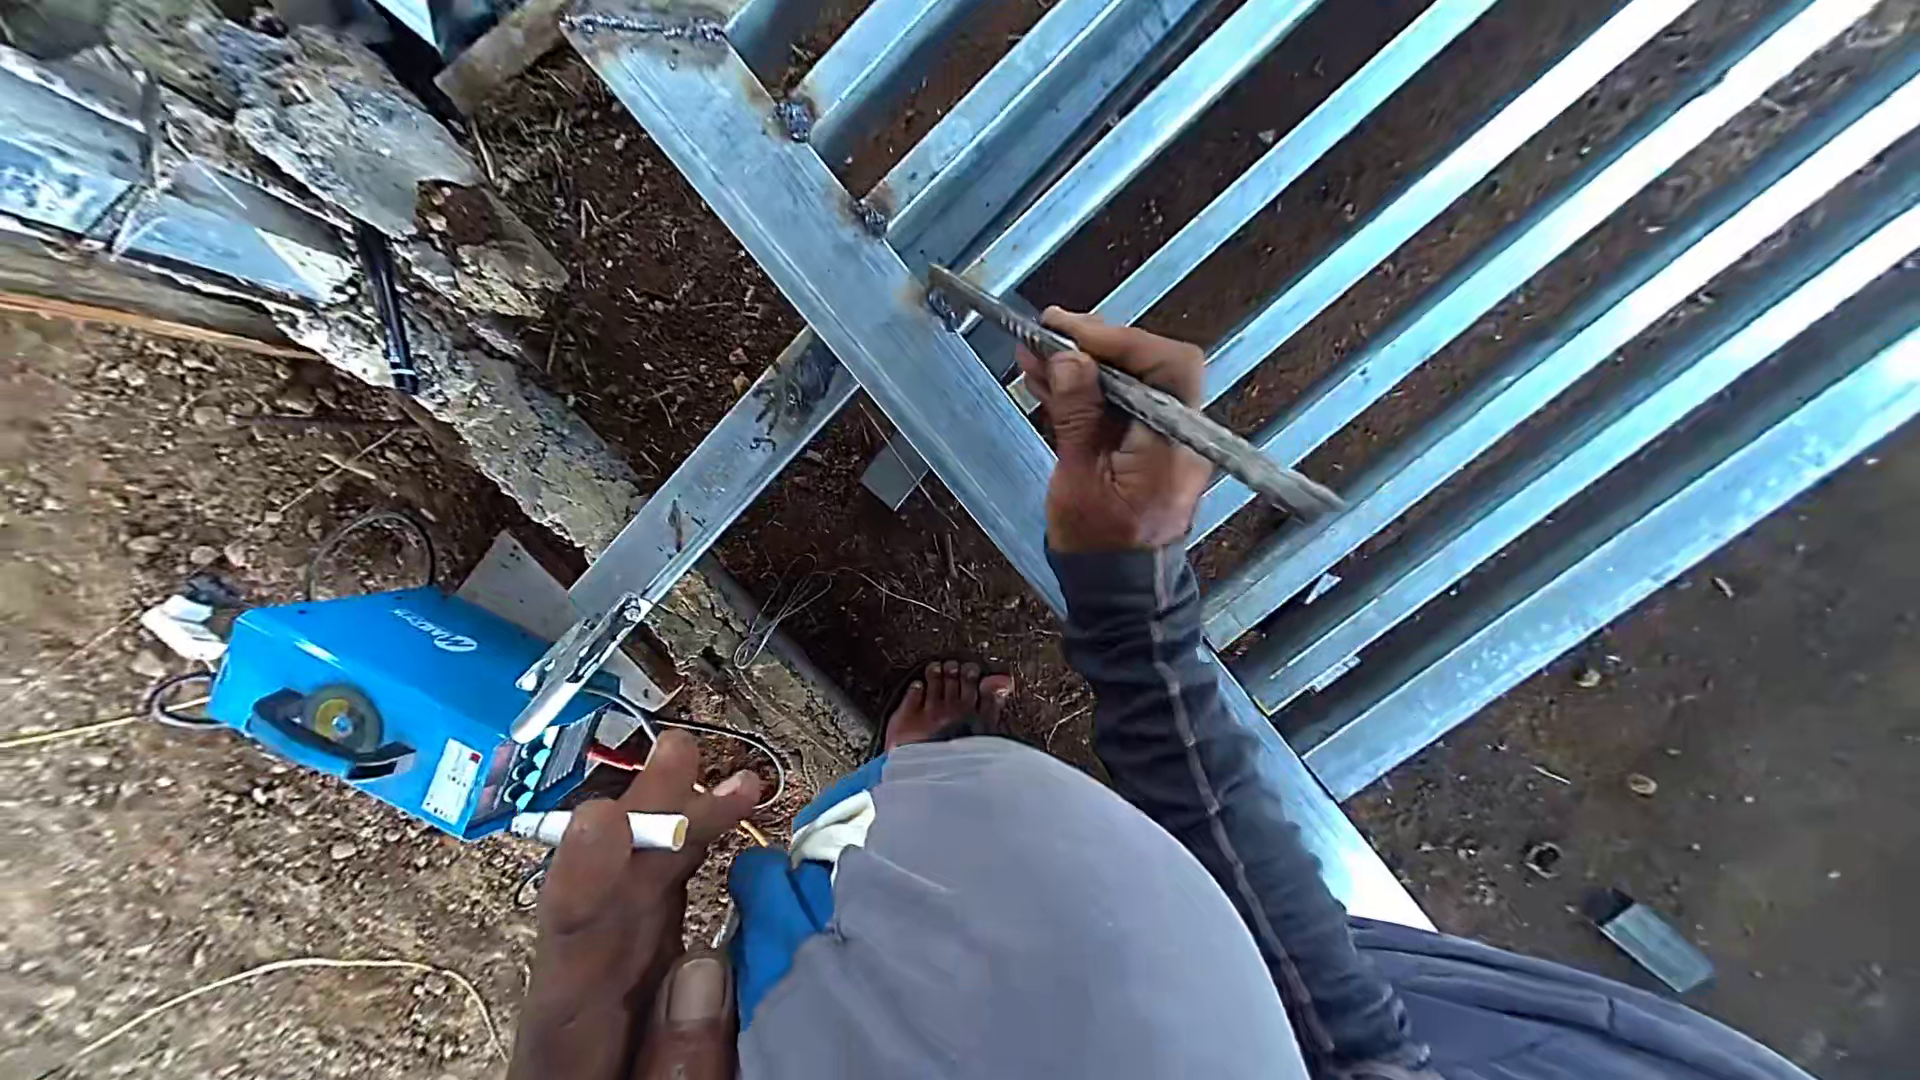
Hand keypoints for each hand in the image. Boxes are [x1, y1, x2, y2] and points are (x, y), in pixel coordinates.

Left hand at [507, 730, 760, 1079]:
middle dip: (646, 819)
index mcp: (570, 1042)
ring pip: (643, 883)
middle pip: (610, 896)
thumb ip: (676, 1064)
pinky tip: (722, 816)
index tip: (603, 819)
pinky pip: (670, 898)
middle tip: (679, 753)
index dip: (582, 880)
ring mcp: (620, 971)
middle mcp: (588, 990)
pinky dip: (696, 850)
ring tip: (730, 778)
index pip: (571, 956)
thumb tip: (702, 966)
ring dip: (681, 821)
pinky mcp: (652, 962)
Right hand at [1019, 309, 1212, 551]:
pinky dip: (1086, 392)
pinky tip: (1049, 380)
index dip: (1120, 340)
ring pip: (1130, 383)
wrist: (1115, 588)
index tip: (1069, 333)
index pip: (1168, 367)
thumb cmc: (1096, 546)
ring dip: (1084, 367)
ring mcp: (1164, 440)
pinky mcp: (1144, 446)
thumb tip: (1070, 358)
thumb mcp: (1077, 481)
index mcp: (1172, 446)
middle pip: (1150, 367)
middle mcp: (1179, 436)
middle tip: (1047, 335)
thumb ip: (1078, 417)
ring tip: (1035, 354)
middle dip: (1096, 347)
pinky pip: (1119, 407)